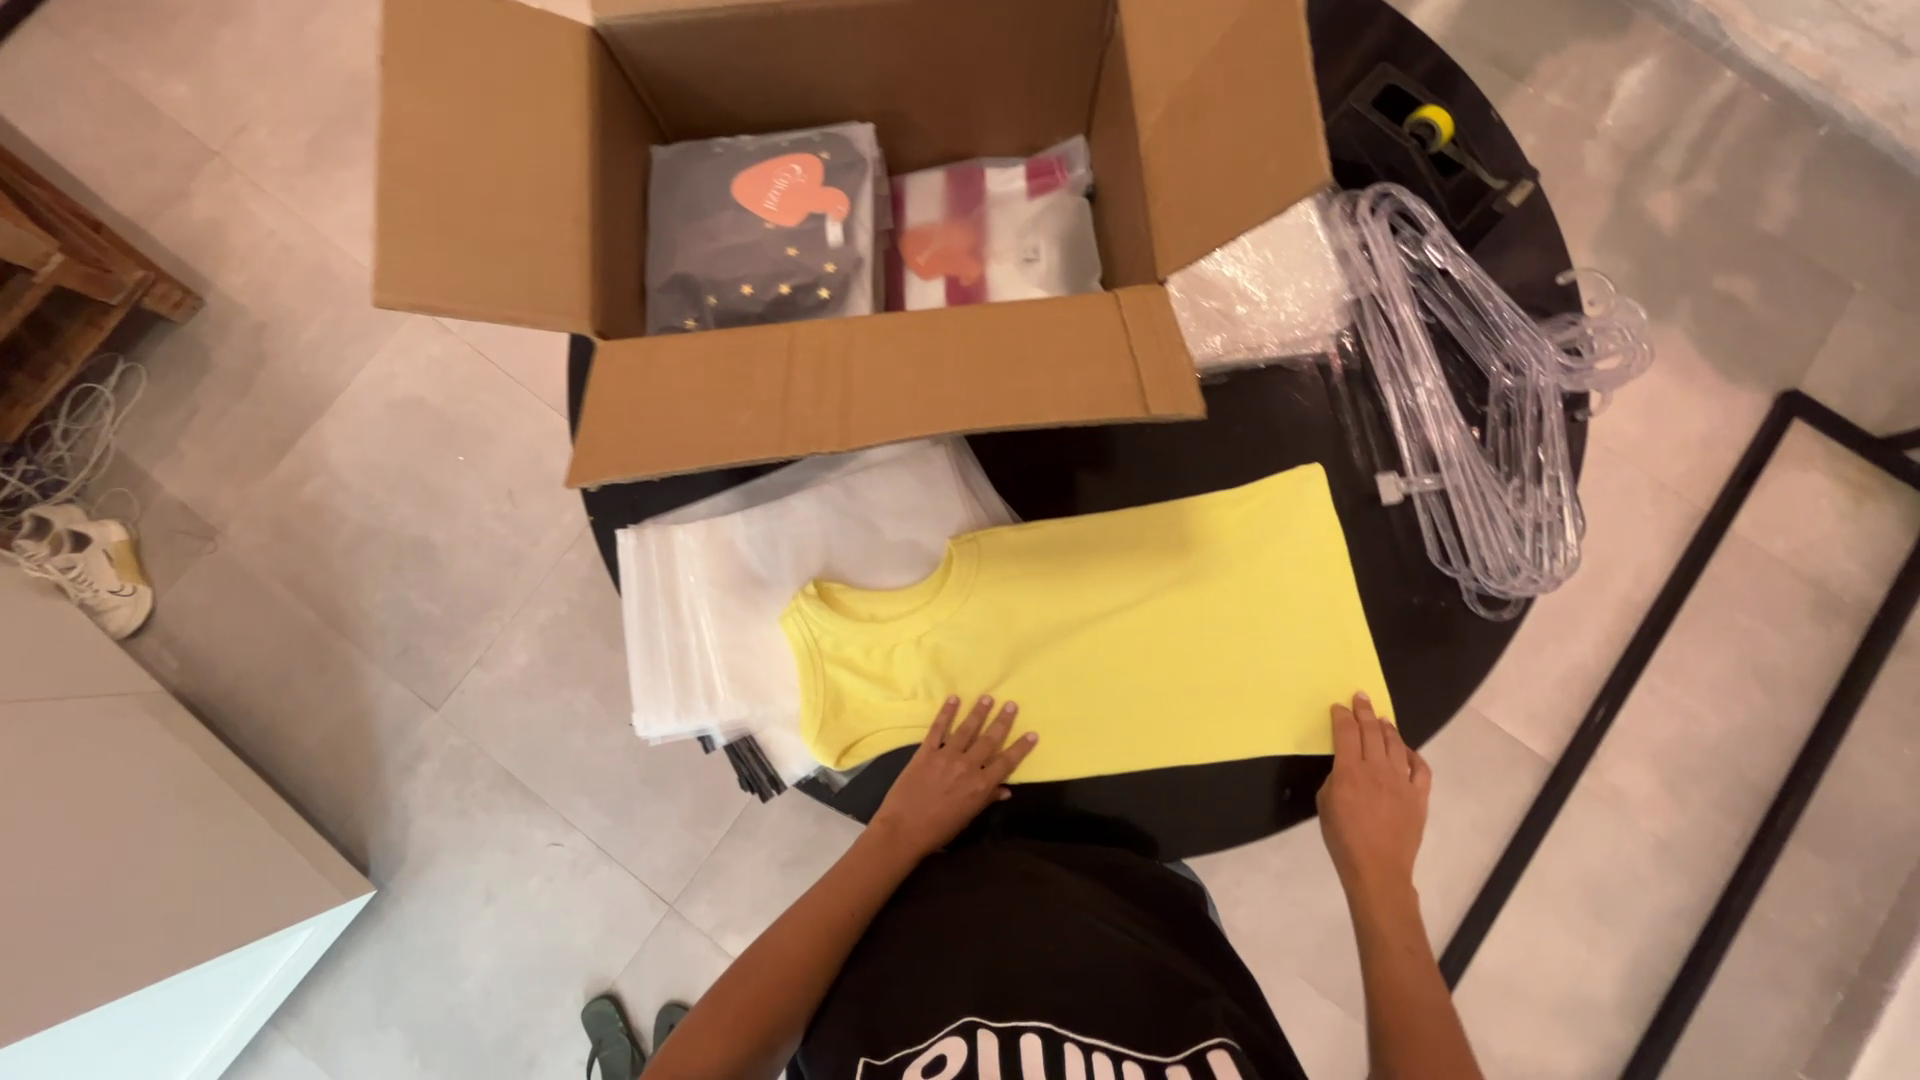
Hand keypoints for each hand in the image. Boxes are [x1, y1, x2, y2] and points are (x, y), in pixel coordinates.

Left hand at [868, 695, 1036, 859]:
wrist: (904, 830)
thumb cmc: (939, 829)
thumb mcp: (968, 817)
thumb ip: (987, 799)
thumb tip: (1006, 790)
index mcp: (981, 786)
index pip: (1007, 762)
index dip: (1021, 747)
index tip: (1033, 733)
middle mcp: (967, 766)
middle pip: (989, 740)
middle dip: (1002, 721)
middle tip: (1011, 704)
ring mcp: (946, 756)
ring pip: (966, 729)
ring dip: (978, 712)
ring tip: (987, 697)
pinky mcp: (926, 752)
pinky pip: (938, 728)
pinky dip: (946, 713)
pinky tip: (953, 699)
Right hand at [1317, 691, 1430, 906]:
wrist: (1377, 868)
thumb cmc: (1342, 838)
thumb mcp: (1325, 803)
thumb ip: (1336, 779)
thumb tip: (1347, 768)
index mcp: (1349, 770)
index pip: (1346, 732)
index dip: (1342, 716)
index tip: (1339, 706)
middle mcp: (1377, 769)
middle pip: (1371, 732)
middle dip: (1365, 711)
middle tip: (1361, 697)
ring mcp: (1402, 782)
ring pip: (1396, 745)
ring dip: (1387, 728)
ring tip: (1381, 718)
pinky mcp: (1419, 796)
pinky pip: (1420, 769)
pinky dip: (1413, 755)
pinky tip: (1407, 750)